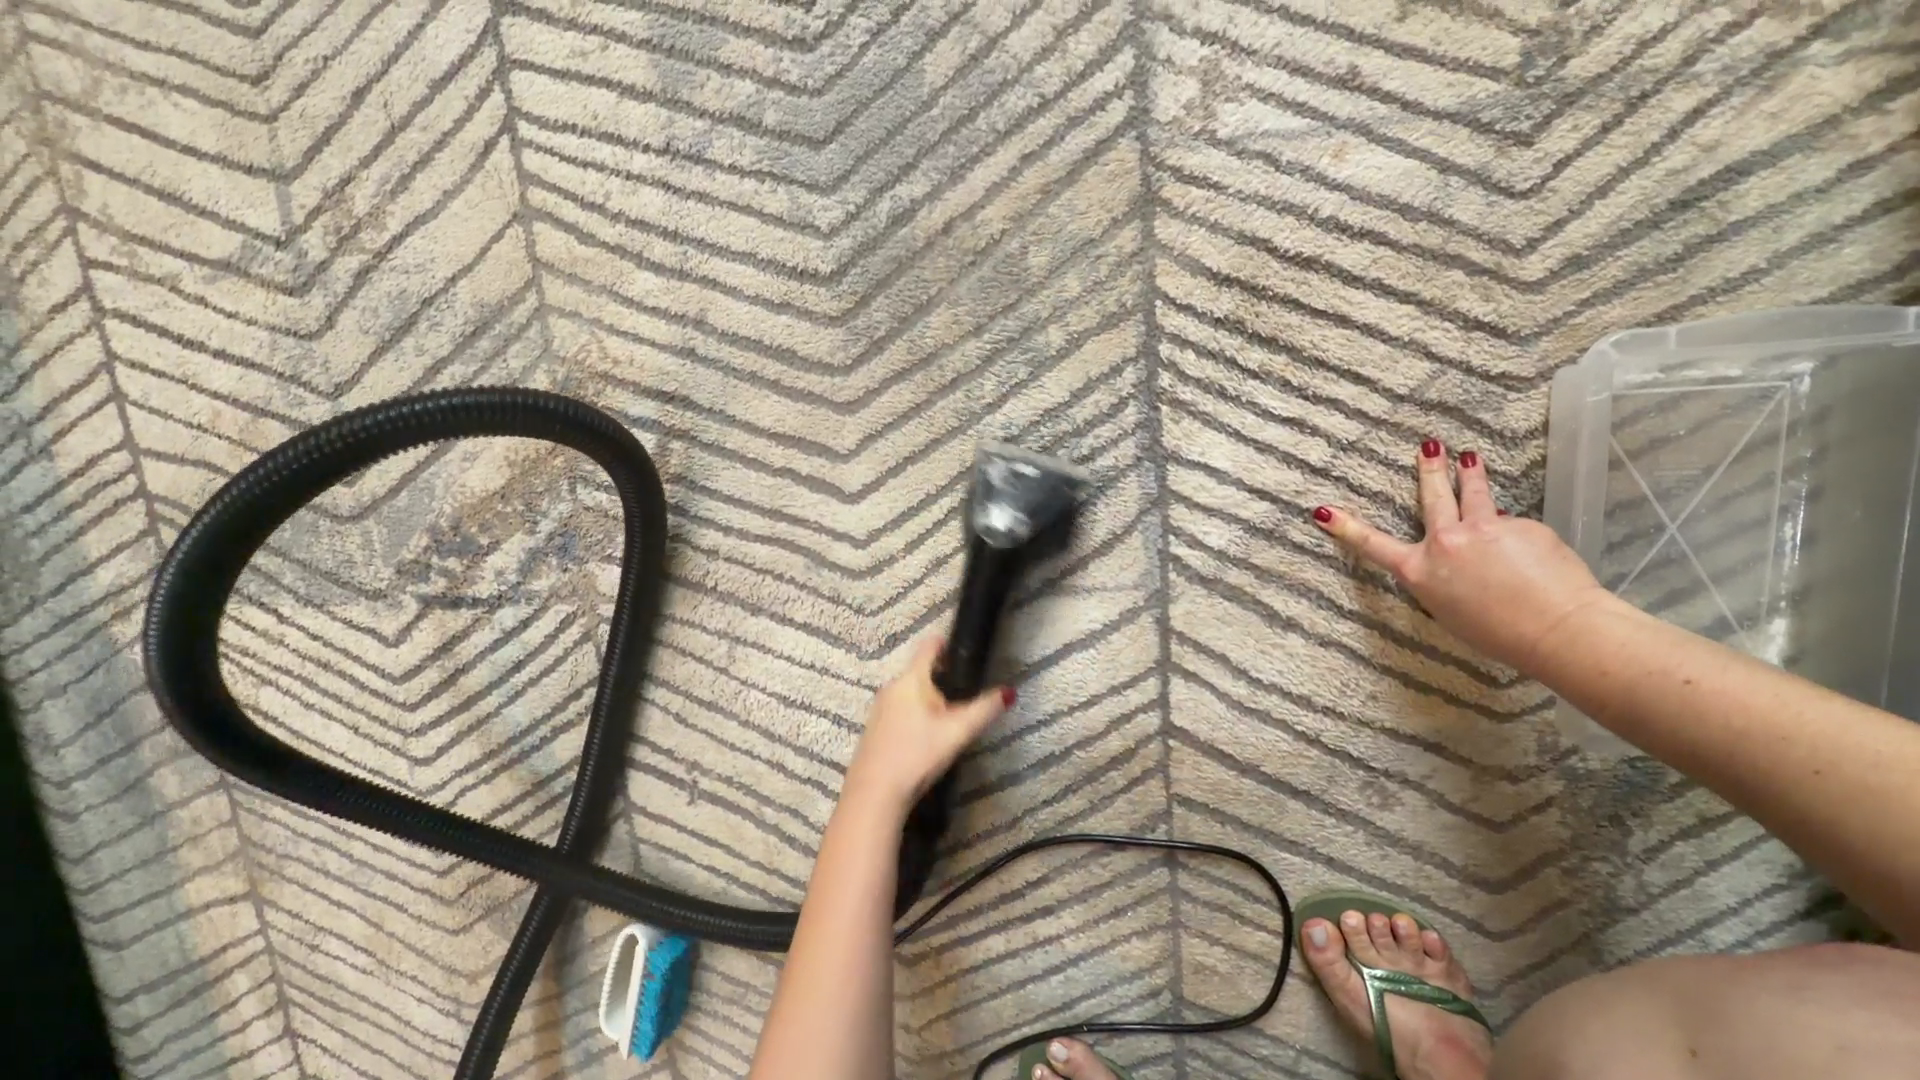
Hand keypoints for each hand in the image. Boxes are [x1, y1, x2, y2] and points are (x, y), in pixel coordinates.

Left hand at [842, 636, 1012, 814]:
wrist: (875, 792)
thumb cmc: (918, 753)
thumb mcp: (958, 731)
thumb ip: (985, 709)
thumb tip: (1009, 692)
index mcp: (911, 679)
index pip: (929, 646)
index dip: (948, 644)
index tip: (963, 652)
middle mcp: (891, 687)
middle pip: (921, 672)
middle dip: (943, 680)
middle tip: (965, 697)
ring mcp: (879, 708)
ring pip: (910, 693)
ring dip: (929, 700)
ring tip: (949, 721)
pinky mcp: (874, 729)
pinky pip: (899, 711)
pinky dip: (915, 716)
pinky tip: (926, 740)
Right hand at [1312, 441, 1621, 674]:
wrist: (1558, 628)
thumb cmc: (1501, 635)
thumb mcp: (1452, 611)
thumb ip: (1446, 576)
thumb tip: (1463, 546)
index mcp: (1421, 572)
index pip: (1373, 545)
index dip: (1346, 527)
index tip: (1324, 511)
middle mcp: (1446, 543)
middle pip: (1433, 497)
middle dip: (1428, 470)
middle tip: (1427, 448)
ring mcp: (1484, 529)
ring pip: (1475, 494)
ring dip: (1470, 472)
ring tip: (1468, 456)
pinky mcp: (1523, 526)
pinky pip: (1515, 528)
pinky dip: (1519, 538)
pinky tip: (1536, 559)